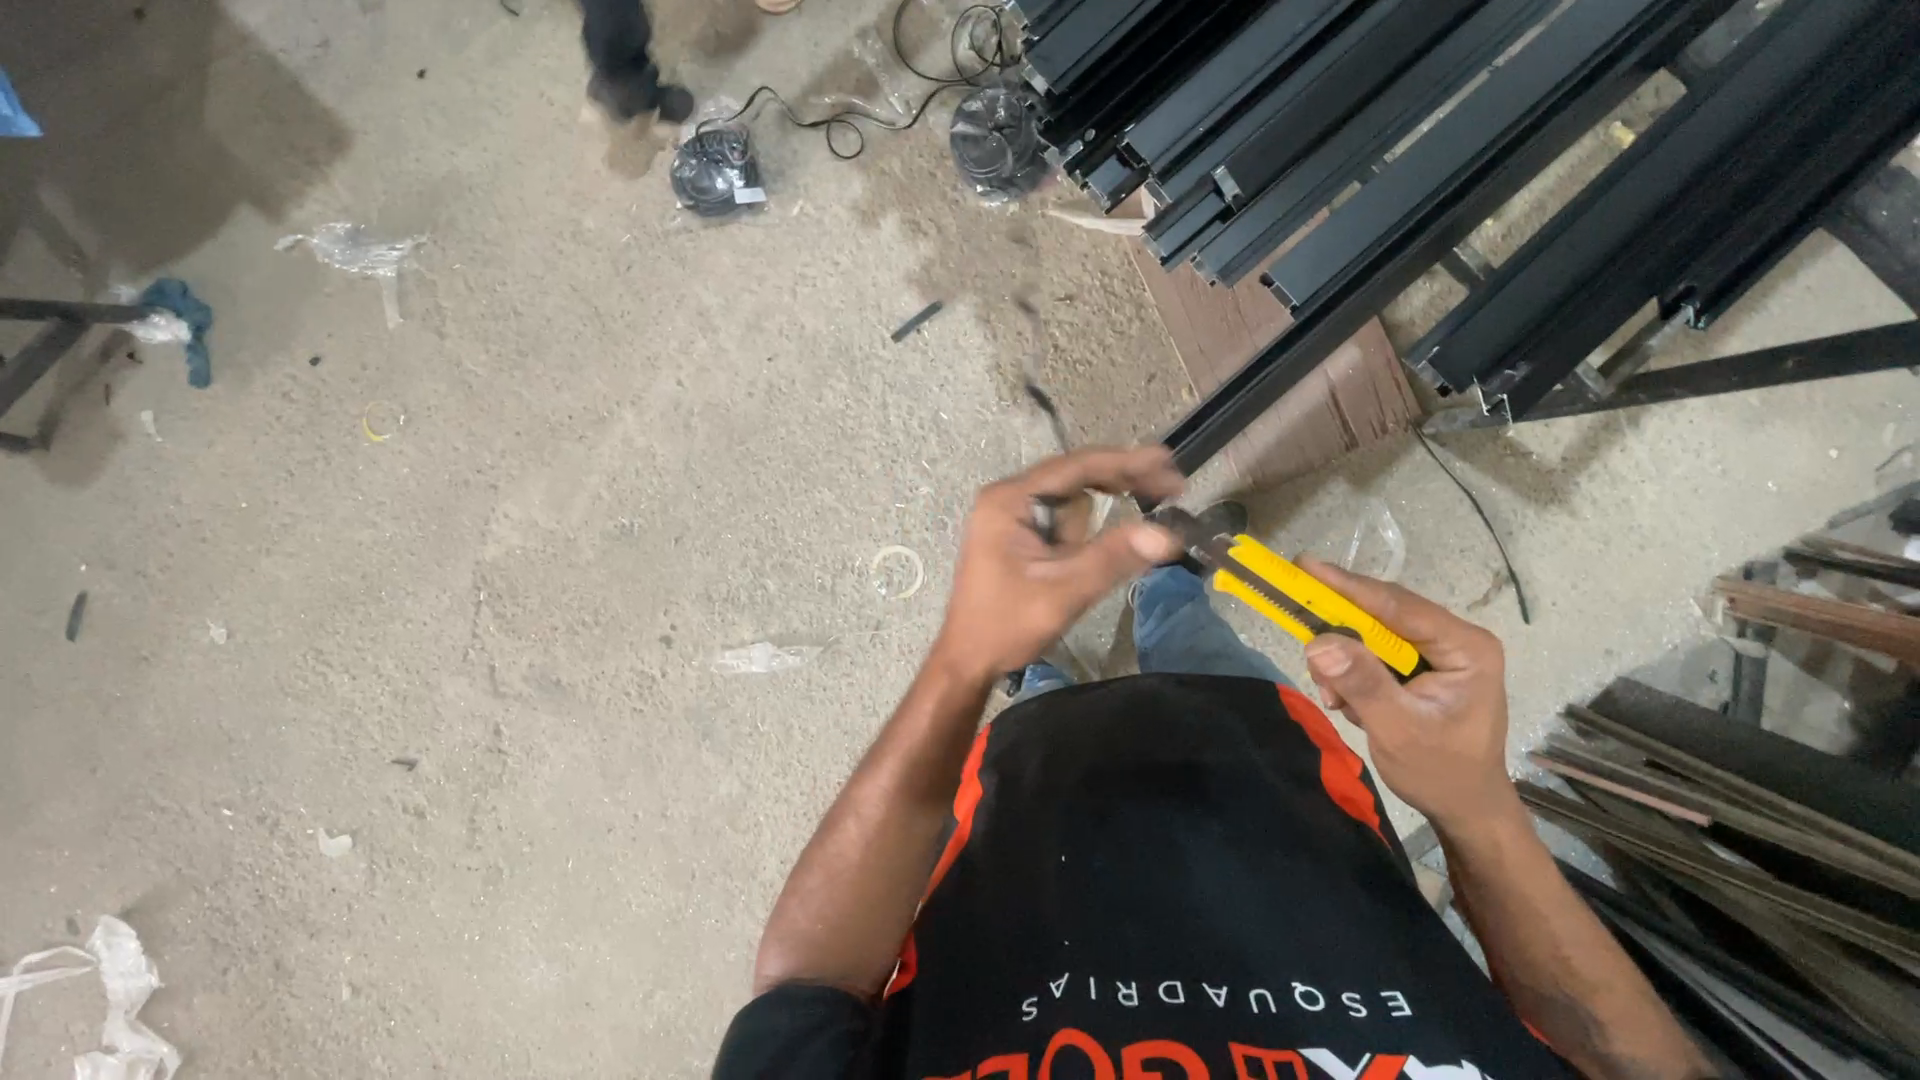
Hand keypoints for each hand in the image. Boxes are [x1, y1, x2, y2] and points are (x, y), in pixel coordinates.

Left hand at [931, 446, 1185, 683]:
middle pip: (1075, 476)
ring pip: (1071, 499)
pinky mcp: (1015, 534)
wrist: (967, 659)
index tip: (1170, 466)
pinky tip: (1096, 549)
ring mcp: (1009, 514)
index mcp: (1009, 500)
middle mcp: (1006, 497)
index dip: (1128, 463)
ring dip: (1098, 516)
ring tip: (1103, 549)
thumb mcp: (1064, 592)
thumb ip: (1114, 558)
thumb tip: (1168, 534)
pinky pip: (1060, 519)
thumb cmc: (1006, 626)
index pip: (1077, 467)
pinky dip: (1085, 529)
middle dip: (1122, 482)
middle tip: (1172, 490)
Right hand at [1296, 557, 1520, 833]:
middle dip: (1340, 635)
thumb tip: (1318, 643)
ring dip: (1343, 663)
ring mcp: (1435, 651)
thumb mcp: (1399, 730)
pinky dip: (1349, 675)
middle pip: (1380, 614)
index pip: (1398, 606)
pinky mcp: (1418, 666)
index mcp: (1465, 647)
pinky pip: (1369, 654)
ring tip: (1337, 699)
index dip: (1348, 587)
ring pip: (1369, 635)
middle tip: (1306, 643)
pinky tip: (1350, 704)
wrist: (1463, 807)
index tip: (1305, 567)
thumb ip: (1362, 683)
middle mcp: (1452, 639)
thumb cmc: (1441, 771)